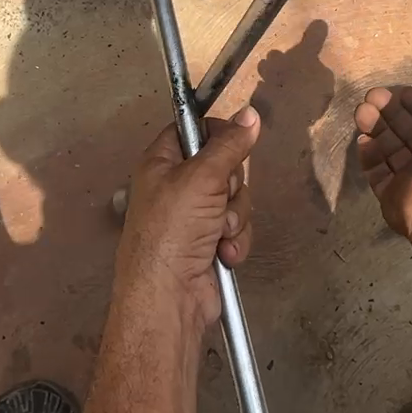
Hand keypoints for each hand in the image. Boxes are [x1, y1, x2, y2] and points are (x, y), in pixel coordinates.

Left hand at [110, 106, 259, 331]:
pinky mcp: (210, 241)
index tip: (234, 141)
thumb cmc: (172, 230)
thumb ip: (229, 145)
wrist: (169, 299)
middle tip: (218, 199)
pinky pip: (237, 226)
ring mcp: (194, 216)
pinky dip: (235, 240)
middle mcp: (176, 185)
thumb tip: (250, 113)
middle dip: (230, 186)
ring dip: (234, 217)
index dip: (217, 134)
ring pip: (234, 197)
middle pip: (222, 164)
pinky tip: (224, 254)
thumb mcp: (201, 178)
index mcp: (161, 161)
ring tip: (219, 234)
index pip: (194, 130)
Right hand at [355, 50, 411, 251]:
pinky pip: (377, 172)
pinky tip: (362, 138)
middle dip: (389, 110)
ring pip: (389, 147)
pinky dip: (369, 155)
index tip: (400, 91)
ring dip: (375, 127)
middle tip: (371, 96)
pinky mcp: (392, 195)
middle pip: (406, 128)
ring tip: (361, 111)